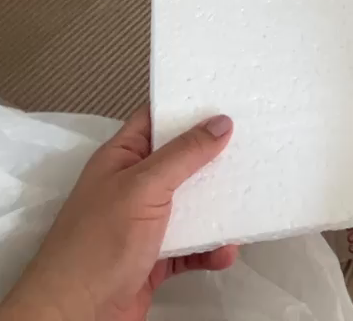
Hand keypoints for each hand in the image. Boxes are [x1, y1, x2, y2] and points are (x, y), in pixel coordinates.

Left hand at [0, 108, 237, 320]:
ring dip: (217, 204)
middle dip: (214, 153)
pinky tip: (227, 250)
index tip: (228, 93)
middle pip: (181, 159)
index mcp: (121, 159)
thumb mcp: (143, 188)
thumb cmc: (98, 246)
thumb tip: (222, 122)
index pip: (156, 118)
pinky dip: (209, 247)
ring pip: (190, 203)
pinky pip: (191, 245)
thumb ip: (184, 154)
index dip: (188, 104)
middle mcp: (133, 186)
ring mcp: (143, 224)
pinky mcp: (154, 259)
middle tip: (254, 138)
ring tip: (249, 195)